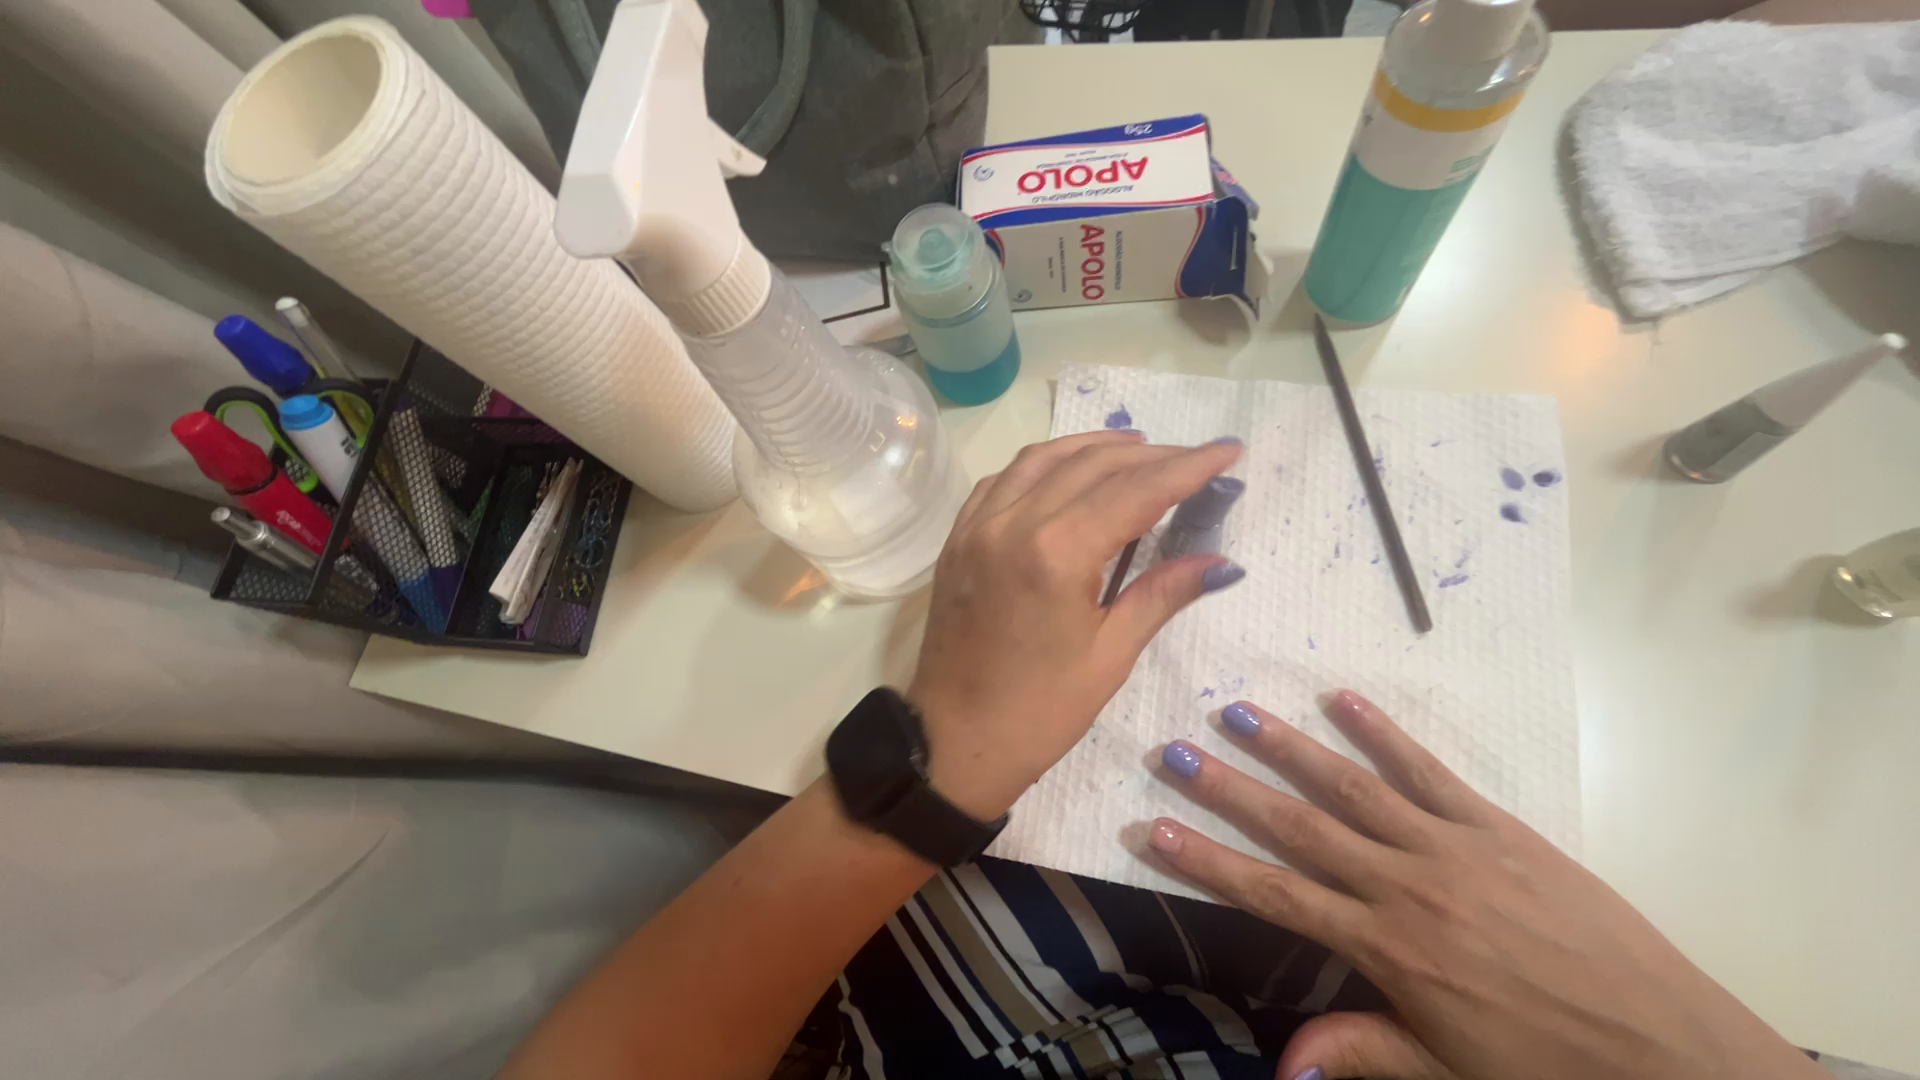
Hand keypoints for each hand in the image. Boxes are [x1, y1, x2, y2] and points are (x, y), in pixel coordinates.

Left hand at [909, 430, 1246, 820]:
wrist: (954, 742)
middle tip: (1193, 457)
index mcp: (1055, 552)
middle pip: (1090, 465)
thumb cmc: (1040, 711)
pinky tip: (1065, 471)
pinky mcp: (957, 538)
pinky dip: (1040, 466)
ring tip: (1137, 446)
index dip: (1186, 468)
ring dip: (1092, 447)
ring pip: (1041, 460)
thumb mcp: (1110, 655)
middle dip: (1149, 455)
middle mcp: (1012, 523)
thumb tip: (1222, 562)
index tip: (1227, 451)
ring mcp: (977, 526)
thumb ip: (1162, 594)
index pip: (1134, 491)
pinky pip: (1001, 481)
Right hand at [1147, 691, 1826, 1079]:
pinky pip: (1429, 771)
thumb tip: (1280, 1064)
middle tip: (1173, 750)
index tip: (1155, 828)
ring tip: (1236, 710)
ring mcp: (1449, 846)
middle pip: (1296, 826)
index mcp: (1385, 947)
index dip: (1209, 862)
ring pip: (1350, 786)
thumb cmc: (1548, 1070)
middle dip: (1227, 788)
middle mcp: (1403, 885)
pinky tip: (1343, 699)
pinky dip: (1383, 733)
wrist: (1677, 1056)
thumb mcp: (1446, 1073)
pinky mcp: (1497, 827)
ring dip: (1288, 746)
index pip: (1273, 894)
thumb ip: (1359, 1050)